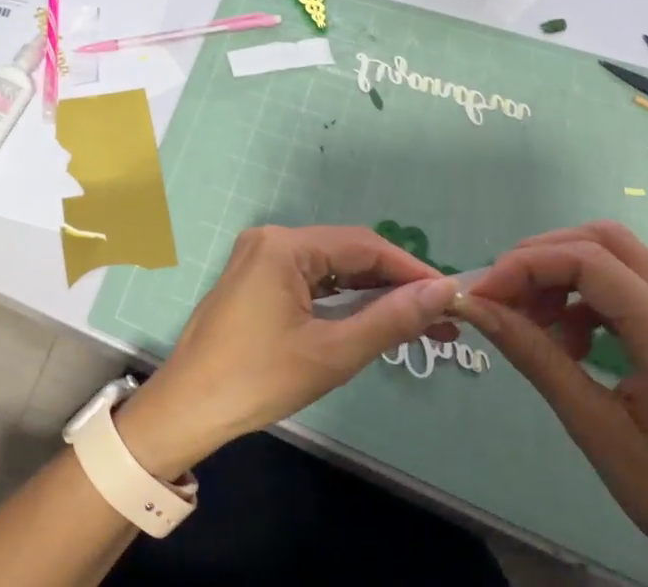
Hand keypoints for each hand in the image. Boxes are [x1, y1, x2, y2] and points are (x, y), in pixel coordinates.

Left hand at [116, 225, 463, 480]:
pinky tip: (374, 321)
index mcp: (283, 246)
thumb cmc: (259, 377)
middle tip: (446, 321)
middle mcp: (269, 241)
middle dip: (396, 284)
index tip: (458, 298)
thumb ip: (391, 318)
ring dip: (372, 294)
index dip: (413, 271)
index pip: (364, 246)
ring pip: (330, 269)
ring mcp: (258, 261)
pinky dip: (342, 300)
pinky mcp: (254, 282)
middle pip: (347, 253)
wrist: (190, 405)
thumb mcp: (334, 351)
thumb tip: (443, 291)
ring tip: (422, 326)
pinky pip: (308, 282)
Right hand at [460, 223, 647, 586]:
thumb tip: (474, 307)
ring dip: (563, 277)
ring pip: (622, 261)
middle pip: (607, 242)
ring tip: (531, 325)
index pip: (588, 261)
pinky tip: (570, 343)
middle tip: (502, 297)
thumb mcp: (595, 429)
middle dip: (541, 257)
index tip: (481, 297)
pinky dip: (588, 299)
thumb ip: (535, 357)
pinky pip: (636, 293)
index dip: (523, 266)